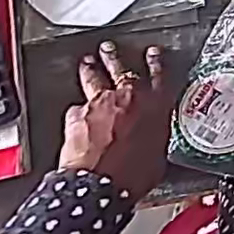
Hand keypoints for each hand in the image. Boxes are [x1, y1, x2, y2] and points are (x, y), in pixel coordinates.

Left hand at [59, 40, 174, 198]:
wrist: (100, 185)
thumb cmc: (133, 174)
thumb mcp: (158, 155)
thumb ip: (155, 137)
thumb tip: (151, 141)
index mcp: (156, 105)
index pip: (159, 75)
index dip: (156, 62)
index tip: (153, 53)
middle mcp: (129, 98)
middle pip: (123, 69)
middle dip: (116, 57)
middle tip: (110, 48)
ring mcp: (102, 104)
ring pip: (96, 78)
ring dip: (90, 69)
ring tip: (87, 61)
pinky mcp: (78, 115)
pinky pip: (75, 107)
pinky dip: (75, 108)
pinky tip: (73, 111)